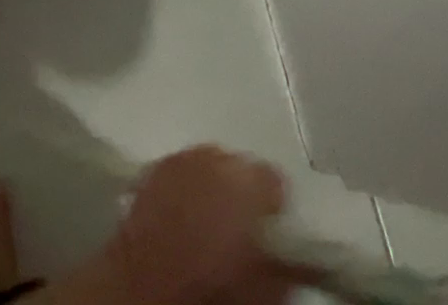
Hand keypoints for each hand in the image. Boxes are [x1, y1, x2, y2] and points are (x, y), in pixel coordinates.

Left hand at [99, 145, 289, 304]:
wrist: (141, 287)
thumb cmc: (208, 286)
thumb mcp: (262, 286)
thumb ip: (290, 267)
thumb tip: (306, 263)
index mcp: (248, 183)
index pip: (275, 179)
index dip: (275, 205)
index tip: (273, 227)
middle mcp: (213, 159)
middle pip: (240, 166)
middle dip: (243, 189)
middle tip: (242, 222)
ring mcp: (179, 159)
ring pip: (208, 163)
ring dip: (214, 182)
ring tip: (211, 213)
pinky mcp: (153, 169)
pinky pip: (181, 168)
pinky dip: (187, 184)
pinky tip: (183, 208)